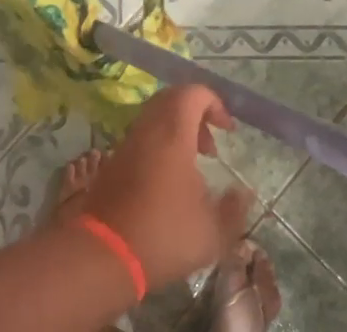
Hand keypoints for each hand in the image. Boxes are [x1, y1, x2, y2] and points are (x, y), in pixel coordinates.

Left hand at [81, 84, 255, 289]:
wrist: (104, 253)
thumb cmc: (163, 235)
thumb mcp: (213, 231)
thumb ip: (233, 208)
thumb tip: (242, 192)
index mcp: (173, 134)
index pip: (192, 93)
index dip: (214, 103)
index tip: (229, 130)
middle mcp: (147, 130)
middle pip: (171, 100)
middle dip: (196, 115)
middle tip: (211, 147)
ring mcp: (126, 144)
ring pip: (154, 119)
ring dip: (178, 132)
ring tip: (194, 166)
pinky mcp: (113, 162)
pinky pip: (141, 138)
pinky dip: (160, 146)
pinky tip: (169, 181)